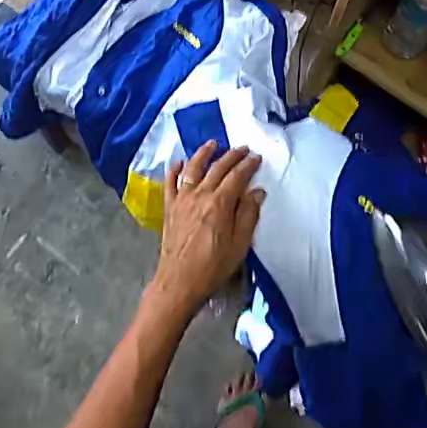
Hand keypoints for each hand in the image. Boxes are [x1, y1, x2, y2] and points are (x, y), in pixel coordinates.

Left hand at [144, 142, 264, 323]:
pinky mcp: (169, 209)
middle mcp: (200, 195)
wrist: (179, 283)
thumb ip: (249, 214)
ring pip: (193, 169)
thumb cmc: (213, 266)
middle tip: (243, 148)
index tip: (257, 158)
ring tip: (212, 144)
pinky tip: (179, 162)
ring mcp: (182, 200)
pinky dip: (174, 170)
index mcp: (220, 203)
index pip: (238, 176)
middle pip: (218, 168)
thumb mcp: (240, 243)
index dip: (249, 165)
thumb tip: (257, 191)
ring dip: (204, 154)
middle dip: (232, 155)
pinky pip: (170, 184)